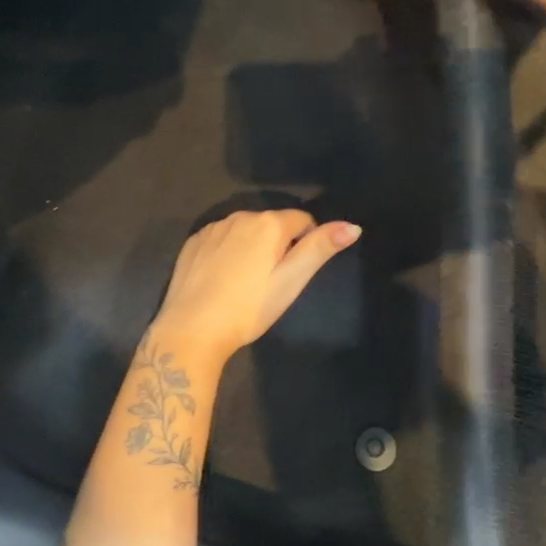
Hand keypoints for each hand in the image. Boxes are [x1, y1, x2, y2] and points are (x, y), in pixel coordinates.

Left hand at [151, 210, 360, 359]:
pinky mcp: (193, 242)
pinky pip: (221, 238)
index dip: (306, 244)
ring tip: (246, 283)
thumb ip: (320, 249)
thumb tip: (353, 225)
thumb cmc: (249, 308)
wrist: (192, 330)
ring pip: (245, 230)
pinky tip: (223, 280)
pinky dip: (227, 252)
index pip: (303, 221)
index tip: (295, 274)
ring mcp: (213, 228)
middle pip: (272, 224)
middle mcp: (240, 216)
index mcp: (268, 223)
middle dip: (278, 245)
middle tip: (272, 283)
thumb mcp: (291, 281)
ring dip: (252, 247)